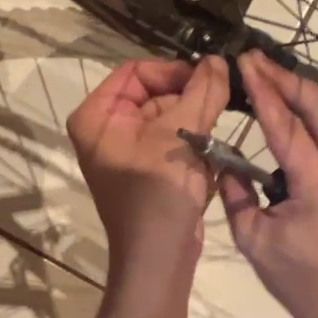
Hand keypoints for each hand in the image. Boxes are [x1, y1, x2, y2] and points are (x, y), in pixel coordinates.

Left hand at [67, 56, 229, 275]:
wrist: (159, 257)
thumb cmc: (159, 192)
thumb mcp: (182, 135)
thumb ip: (203, 92)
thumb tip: (220, 60)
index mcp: (96, 116)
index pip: (136, 71)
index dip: (173, 71)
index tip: (209, 78)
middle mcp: (106, 131)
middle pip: (155, 94)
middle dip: (189, 100)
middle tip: (222, 105)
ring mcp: (128, 154)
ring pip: (170, 119)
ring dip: (197, 124)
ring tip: (216, 136)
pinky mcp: (149, 172)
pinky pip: (174, 143)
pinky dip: (195, 145)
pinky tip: (211, 157)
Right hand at [219, 51, 317, 317]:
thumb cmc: (294, 276)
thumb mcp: (251, 237)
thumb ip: (236, 192)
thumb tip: (224, 160)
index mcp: (316, 183)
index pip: (285, 123)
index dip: (263, 89)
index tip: (245, 62)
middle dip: (287, 78)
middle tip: (257, 63)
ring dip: (302, 97)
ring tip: (271, 84)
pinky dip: (315, 125)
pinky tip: (294, 127)